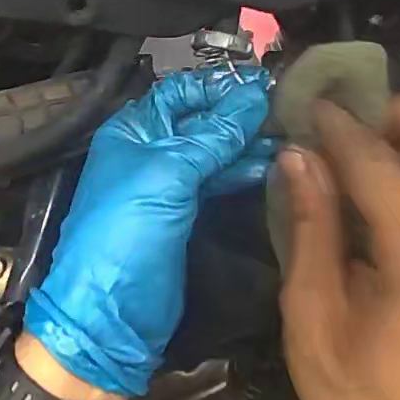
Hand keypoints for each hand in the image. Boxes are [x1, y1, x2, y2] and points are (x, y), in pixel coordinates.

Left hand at [25, 68, 271, 397]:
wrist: (110, 317)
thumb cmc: (126, 233)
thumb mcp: (167, 175)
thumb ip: (212, 136)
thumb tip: (253, 97)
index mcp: (132, 130)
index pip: (179, 92)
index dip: (218, 85)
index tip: (261, 82)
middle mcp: (150, 150)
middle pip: (201, 119)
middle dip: (239, 113)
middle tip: (285, 107)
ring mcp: (171, 183)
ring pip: (215, 150)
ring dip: (248, 142)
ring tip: (288, 133)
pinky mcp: (189, 213)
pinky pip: (219, 181)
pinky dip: (244, 171)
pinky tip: (273, 164)